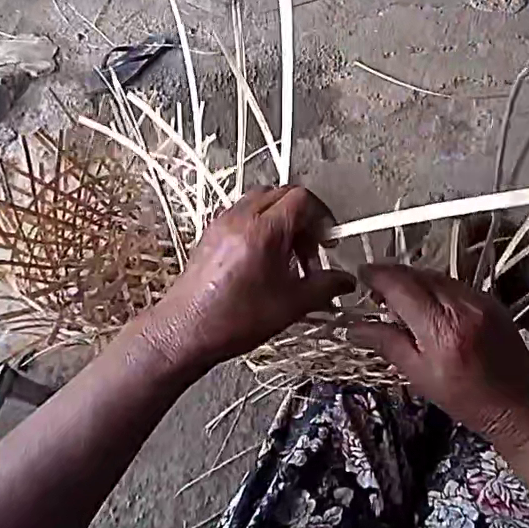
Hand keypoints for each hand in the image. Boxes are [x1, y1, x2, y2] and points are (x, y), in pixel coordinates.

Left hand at [129, 187, 354, 376]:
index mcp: (263, 231)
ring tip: (288, 256)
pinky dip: (261, 225)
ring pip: (262, 201)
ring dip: (282, 220)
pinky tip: (265, 260)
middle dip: (303, 217)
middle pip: (282, 194)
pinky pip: (244, 213)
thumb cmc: (231, 320)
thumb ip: (324, 287)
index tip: (327, 239)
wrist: (184, 333)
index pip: (301, 198)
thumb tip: (345, 281)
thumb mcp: (290, 305)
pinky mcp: (211, 232)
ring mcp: (223, 222)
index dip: (321, 215)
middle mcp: (241, 218)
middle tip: (311, 247)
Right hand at [350, 265, 528, 451]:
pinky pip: (453, 283)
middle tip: (375, 292)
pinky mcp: (490, 299)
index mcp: (441, 330)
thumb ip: (388, 344)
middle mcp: (462, 306)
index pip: (401, 286)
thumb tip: (354, 327)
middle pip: (417, 275)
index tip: (362, 275)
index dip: (377, 276)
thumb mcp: (420, 377)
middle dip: (392, 277)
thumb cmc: (469, 401)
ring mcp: (479, 300)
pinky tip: (428, 307)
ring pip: (435, 276)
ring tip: (399, 302)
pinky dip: (434, 288)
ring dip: (413, 281)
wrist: (521, 406)